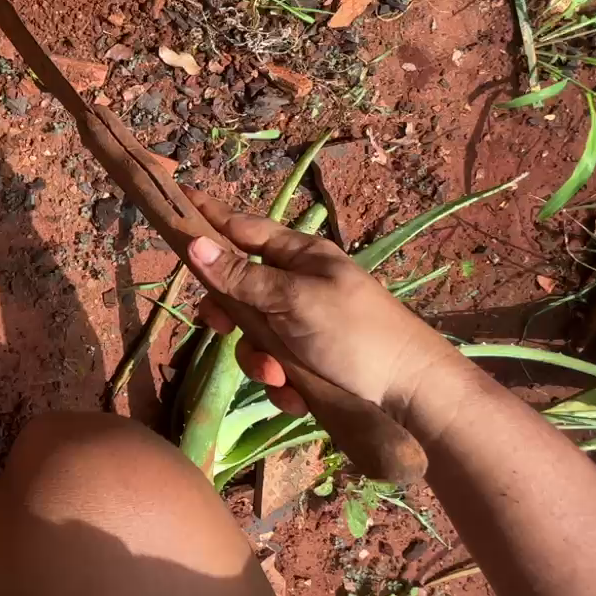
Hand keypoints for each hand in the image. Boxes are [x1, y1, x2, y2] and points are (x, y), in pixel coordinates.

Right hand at [179, 190, 459, 417]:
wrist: (418, 398)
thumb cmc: (357, 334)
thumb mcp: (293, 300)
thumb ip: (240, 275)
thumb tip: (192, 243)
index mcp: (299, 256)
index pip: (241, 228)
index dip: (208, 216)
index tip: (177, 198)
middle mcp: (296, 285)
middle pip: (236, 286)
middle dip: (228, 313)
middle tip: (218, 327)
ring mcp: (302, 323)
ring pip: (250, 332)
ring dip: (257, 357)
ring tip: (277, 375)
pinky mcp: (308, 360)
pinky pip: (272, 363)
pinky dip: (279, 380)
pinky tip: (295, 394)